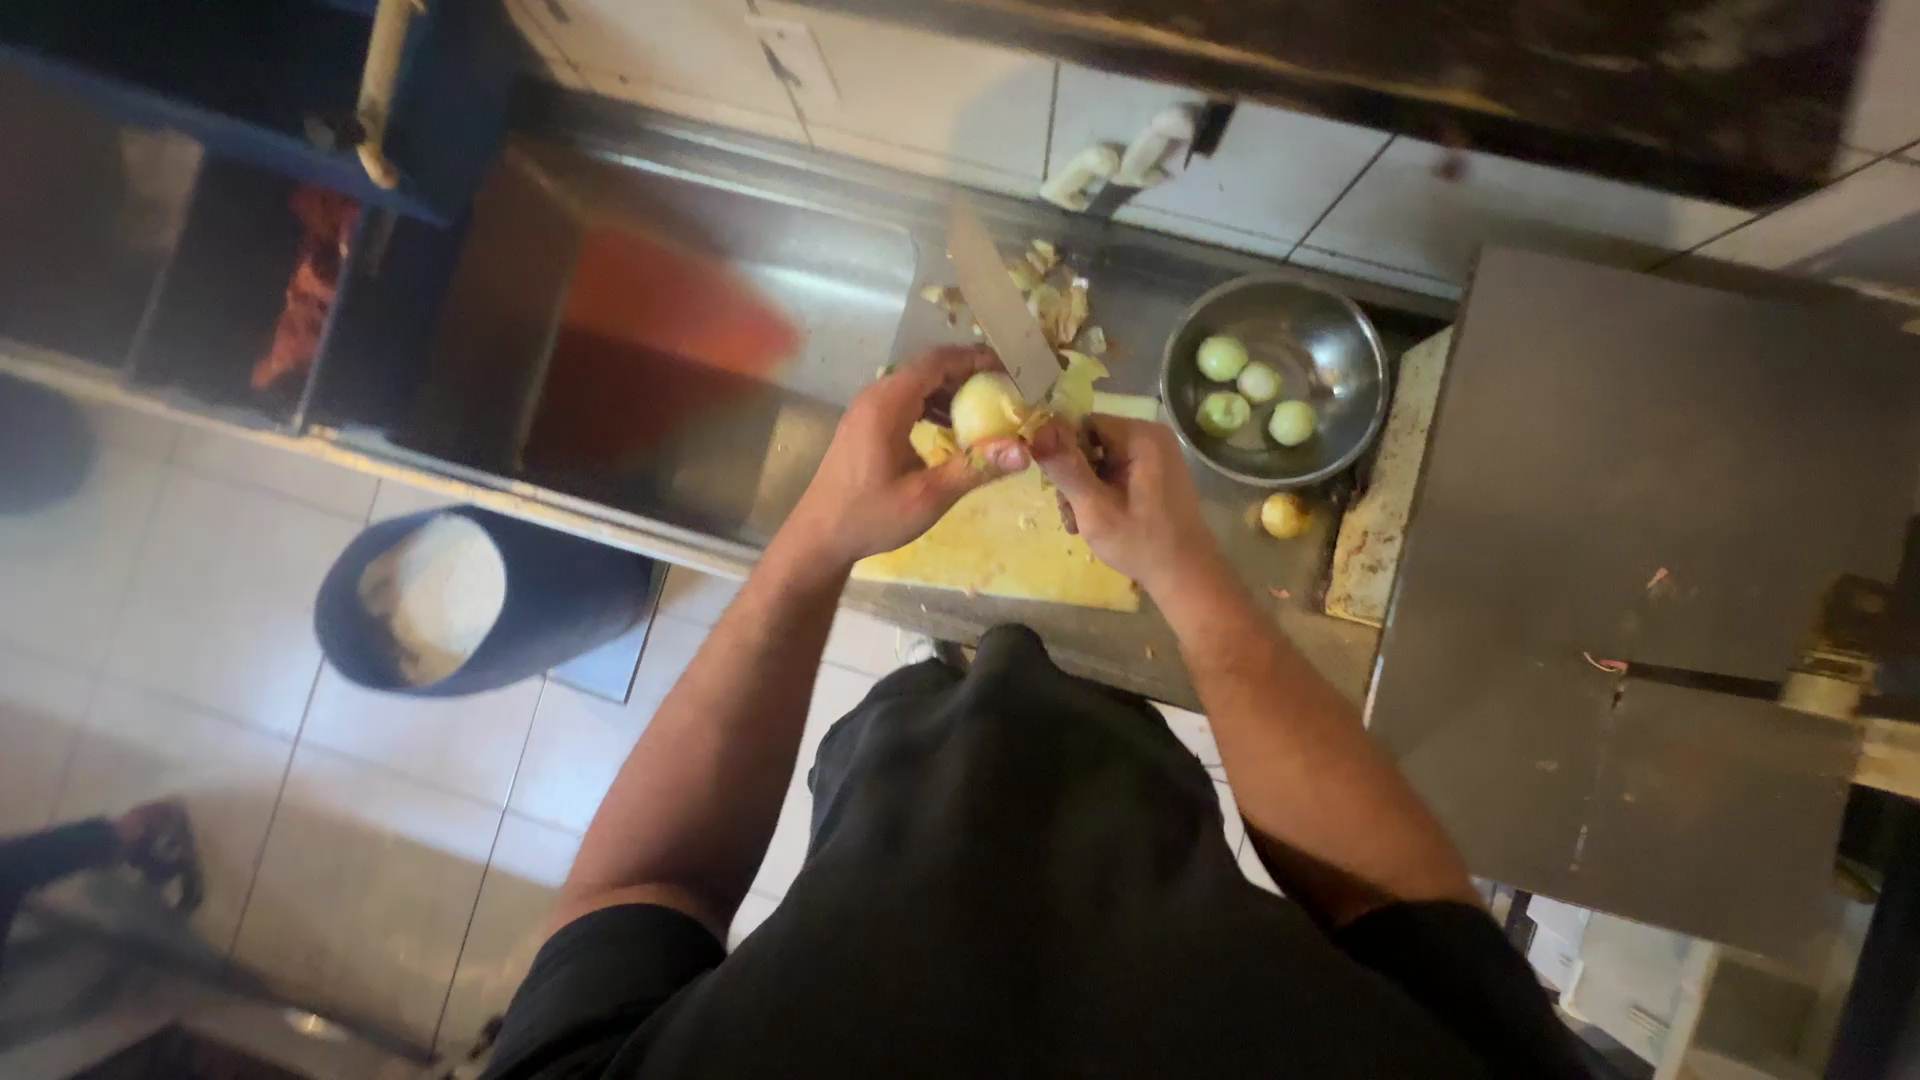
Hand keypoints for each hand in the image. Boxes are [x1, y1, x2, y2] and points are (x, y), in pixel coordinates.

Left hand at [782, 346, 1030, 566]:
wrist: (820, 538)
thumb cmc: (871, 517)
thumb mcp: (928, 496)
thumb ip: (975, 468)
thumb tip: (1024, 451)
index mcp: (887, 404)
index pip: (937, 361)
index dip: (975, 359)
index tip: (1009, 370)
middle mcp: (875, 397)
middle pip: (927, 368)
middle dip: (968, 374)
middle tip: (1004, 391)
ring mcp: (866, 410)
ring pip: (915, 384)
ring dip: (950, 391)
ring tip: (984, 411)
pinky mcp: (864, 426)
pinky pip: (904, 401)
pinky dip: (932, 406)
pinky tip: (950, 431)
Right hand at [1029, 416, 1228, 596]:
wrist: (1185, 574)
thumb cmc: (1141, 543)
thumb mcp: (1095, 507)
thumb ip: (1066, 468)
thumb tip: (1036, 430)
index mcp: (1140, 436)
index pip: (1082, 424)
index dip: (1062, 452)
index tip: (1056, 488)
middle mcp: (1150, 436)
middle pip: (1090, 442)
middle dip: (1073, 477)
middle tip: (1069, 514)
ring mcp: (1155, 455)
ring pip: (1098, 459)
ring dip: (1083, 489)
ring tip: (1080, 523)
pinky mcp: (1155, 472)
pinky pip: (1115, 471)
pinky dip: (1100, 493)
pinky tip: (1096, 519)